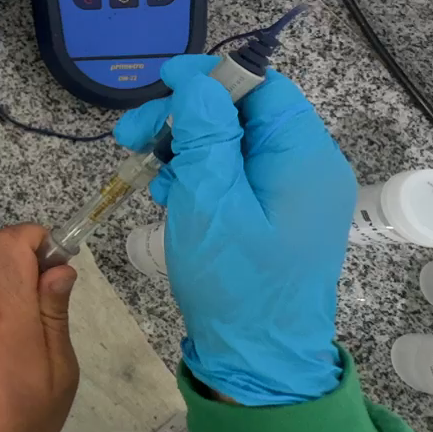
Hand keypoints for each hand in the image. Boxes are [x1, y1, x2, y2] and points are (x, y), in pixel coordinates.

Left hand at [0, 224, 78, 431]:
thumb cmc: (19, 409)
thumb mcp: (59, 369)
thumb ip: (55, 310)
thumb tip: (60, 268)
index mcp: (2, 307)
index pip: (11, 241)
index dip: (35, 239)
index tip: (54, 259)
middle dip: (23, 255)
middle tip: (42, 291)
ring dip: (1, 268)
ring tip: (18, 308)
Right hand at [113, 54, 355, 404]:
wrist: (255, 355)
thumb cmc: (233, 276)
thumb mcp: (209, 198)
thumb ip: (205, 133)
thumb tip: (199, 80)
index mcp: (301, 159)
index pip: (264, 88)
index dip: (211, 76)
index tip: (161, 81)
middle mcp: (302, 168)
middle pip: (239, 112)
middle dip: (182, 114)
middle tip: (129, 134)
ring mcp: (286, 192)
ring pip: (226, 140)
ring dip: (180, 144)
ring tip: (144, 168)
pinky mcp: (269, 211)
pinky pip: (229, 170)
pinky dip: (193, 171)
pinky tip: (167, 192)